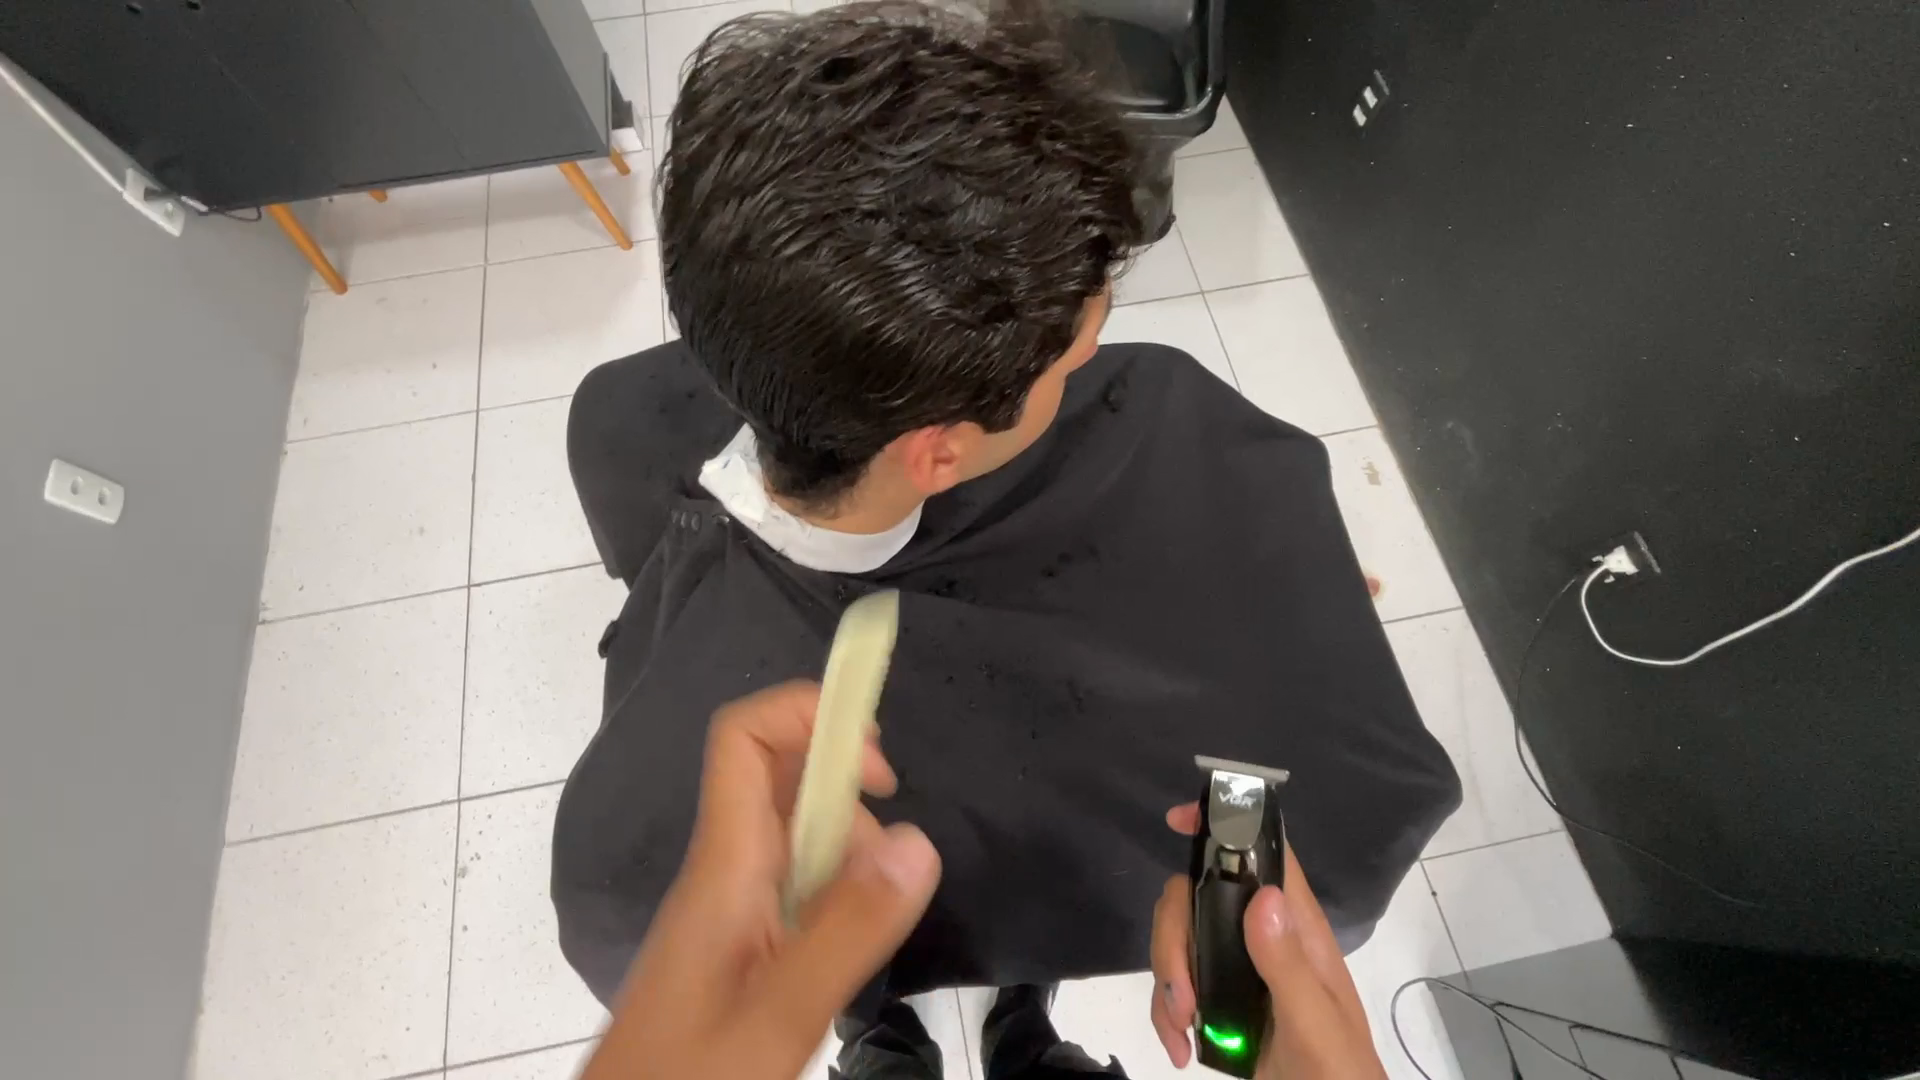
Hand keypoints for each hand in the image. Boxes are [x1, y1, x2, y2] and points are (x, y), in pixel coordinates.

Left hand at [582, 681, 941, 1079]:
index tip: (873, 757)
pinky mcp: (744, 934)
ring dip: (850, 840)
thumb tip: (917, 838)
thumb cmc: (687, 1079)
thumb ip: (848, 929)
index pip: (743, 738)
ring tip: (877, 912)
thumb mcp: (777, 1016)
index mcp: (725, 860)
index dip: (806, 715)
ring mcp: (733, 899)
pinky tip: (854, 942)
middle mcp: (727, 863)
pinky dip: (841, 883)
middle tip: (889, 844)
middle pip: (779, 771)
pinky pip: (799, 874)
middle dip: (846, 782)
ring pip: (797, 825)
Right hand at [1150, 804, 1385, 1079]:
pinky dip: (1164, 1010)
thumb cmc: (1340, 1076)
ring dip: (1165, 980)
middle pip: (1195, 894)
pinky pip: (1172, 981)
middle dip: (1173, 940)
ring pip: (1176, 935)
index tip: (1178, 820)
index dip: (1224, 823)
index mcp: (1295, 928)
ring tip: (1181, 1030)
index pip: (1261, 853)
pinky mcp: (1215, 997)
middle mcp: (1260, 935)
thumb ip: (1289, 965)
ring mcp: (1235, 965)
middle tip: (1183, 997)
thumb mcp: (1318, 1027)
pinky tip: (1179, 1047)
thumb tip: (1261, 894)